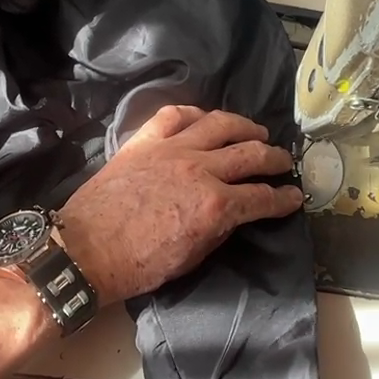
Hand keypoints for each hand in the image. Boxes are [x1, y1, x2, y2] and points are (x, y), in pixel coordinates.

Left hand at [57, 105, 303, 304]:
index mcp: (215, 206)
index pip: (262, 198)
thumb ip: (217, 232)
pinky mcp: (145, 141)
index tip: (294, 197)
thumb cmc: (137, 266)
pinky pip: (176, 115)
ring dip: (245, 127)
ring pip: (220, 124)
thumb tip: (232, 216)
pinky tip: (206, 119)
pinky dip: (196, 113)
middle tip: (283, 162)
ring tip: (256, 133)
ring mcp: (172, 150)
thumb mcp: (189, 259)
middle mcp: (200, 170)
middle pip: (250, 155)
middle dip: (274, 159)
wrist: (84, 249)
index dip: (283, 199)